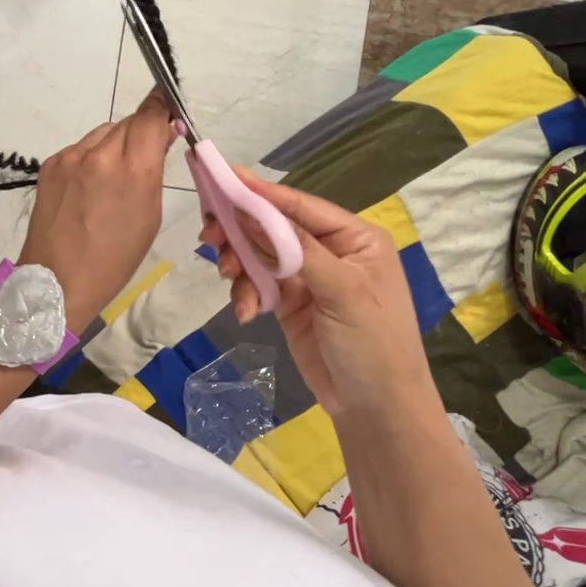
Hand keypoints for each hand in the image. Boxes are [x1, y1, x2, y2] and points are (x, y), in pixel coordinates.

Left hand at [17, 92, 176, 331]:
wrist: (57, 280)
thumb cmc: (114, 260)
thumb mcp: (149, 215)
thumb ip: (154, 170)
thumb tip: (160, 136)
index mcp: (132, 170)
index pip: (150, 116)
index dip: (162, 108)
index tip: (169, 108)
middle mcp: (99, 154)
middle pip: (127, 123)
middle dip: (139, 134)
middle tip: (143, 158)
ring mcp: (69, 157)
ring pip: (102, 133)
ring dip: (114, 145)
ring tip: (112, 180)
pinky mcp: (50, 165)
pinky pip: (79, 149)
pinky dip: (90, 159)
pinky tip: (88, 188)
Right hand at [199, 169, 436, 421]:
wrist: (375, 409)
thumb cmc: (373, 344)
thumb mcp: (342, 291)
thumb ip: (297, 248)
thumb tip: (253, 209)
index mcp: (354, 238)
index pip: (299, 205)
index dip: (260, 192)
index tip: (223, 177)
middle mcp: (329, 250)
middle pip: (271, 226)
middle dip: (241, 231)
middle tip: (209, 236)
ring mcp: (307, 276)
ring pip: (258, 253)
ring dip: (239, 265)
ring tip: (229, 279)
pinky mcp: (289, 301)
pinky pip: (255, 283)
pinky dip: (245, 293)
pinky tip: (246, 313)